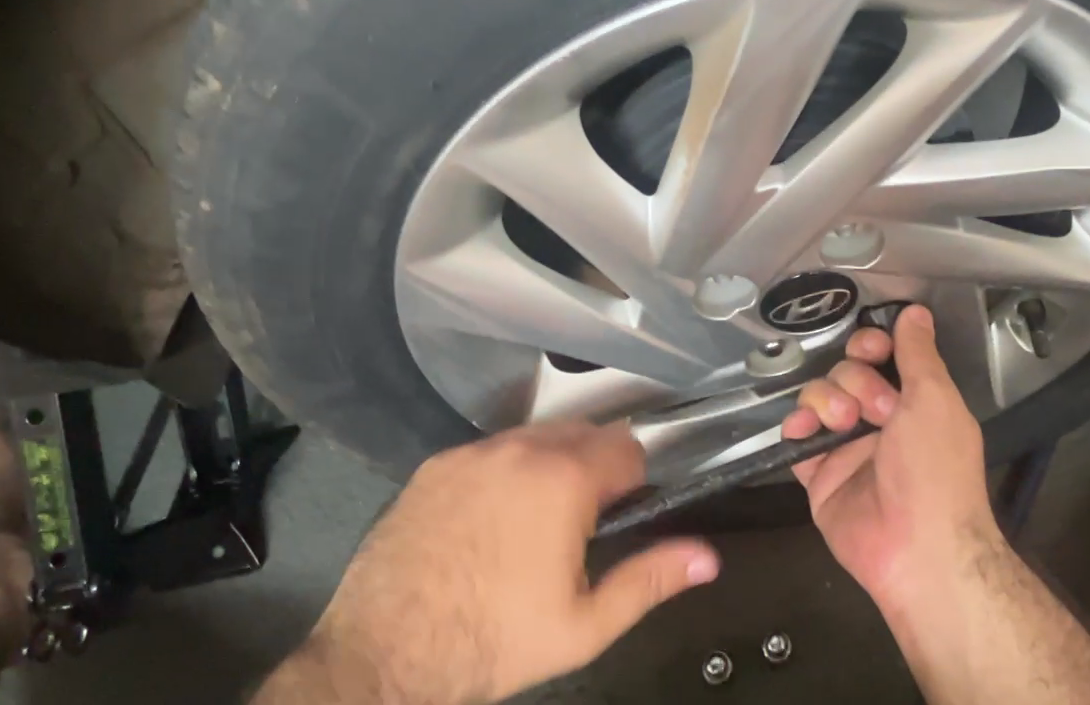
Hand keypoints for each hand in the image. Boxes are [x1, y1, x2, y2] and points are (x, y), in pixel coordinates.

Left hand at [262, 423, 718, 704]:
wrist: (381, 656)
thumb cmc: (493, 640)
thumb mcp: (585, 625)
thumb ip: (651, 580)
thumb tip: (708, 557)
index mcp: (567, 479)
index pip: (628, 447)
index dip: (635, 481)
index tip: (621, 515)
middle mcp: (522, 449)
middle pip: (584, 433)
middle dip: (596, 468)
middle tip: (583, 525)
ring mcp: (473, 453)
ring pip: (536, 438)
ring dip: (550, 465)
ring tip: (535, 523)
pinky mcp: (435, 465)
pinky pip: (490, 452)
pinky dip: (504, 472)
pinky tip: (488, 521)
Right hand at [780, 305, 1000, 613]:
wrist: (917, 548)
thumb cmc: (935, 468)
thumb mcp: (935, 399)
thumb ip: (918, 353)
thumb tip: (916, 312)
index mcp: (914, 401)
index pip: (881, 355)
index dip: (870, 345)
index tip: (870, 349)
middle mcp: (880, 420)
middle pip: (846, 371)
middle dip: (854, 381)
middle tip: (875, 410)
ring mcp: (847, 446)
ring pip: (819, 397)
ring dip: (825, 399)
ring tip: (841, 423)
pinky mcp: (819, 473)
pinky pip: (796, 436)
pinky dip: (796, 426)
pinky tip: (804, 429)